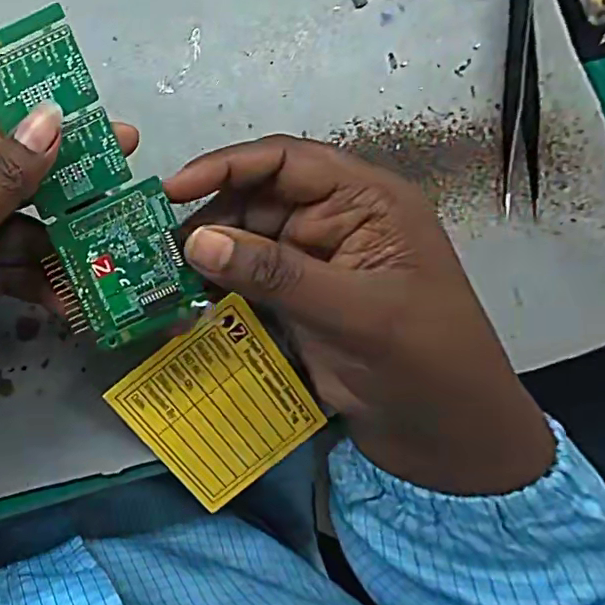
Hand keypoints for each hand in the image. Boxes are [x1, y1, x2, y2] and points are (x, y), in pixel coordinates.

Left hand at [0, 104, 138, 491]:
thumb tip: (51, 117)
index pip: (4, 141)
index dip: (63, 142)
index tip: (123, 146)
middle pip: (21, 189)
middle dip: (73, 202)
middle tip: (130, 209)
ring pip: (22, 236)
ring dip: (63, 254)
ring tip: (111, 270)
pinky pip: (11, 274)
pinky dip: (40, 286)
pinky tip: (72, 303)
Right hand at [166, 135, 552, 494]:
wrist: (450, 442)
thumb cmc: (425, 364)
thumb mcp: (353, 313)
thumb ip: (274, 274)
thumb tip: (196, 241)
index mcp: (365, 202)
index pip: (286, 162)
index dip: (226, 166)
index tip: (172, 190)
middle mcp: (333, 222)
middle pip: (253, 201)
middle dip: (206, 220)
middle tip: (154, 249)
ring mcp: (311, 263)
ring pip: (242, 242)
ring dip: (205, 257)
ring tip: (162, 278)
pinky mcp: (295, 300)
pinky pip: (244, 281)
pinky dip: (215, 289)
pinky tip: (187, 304)